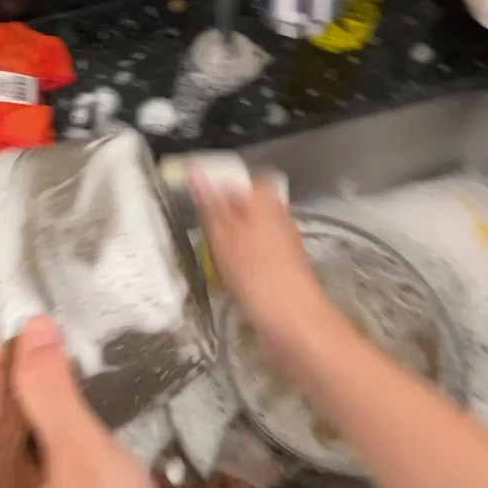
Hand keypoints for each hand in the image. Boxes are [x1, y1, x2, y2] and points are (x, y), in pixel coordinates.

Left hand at [0, 317, 177, 487]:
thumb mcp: (78, 450)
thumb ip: (51, 391)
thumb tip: (31, 325)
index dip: (12, 337)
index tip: (54, 322)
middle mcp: (11, 458)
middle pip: (10, 382)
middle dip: (39, 350)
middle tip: (82, 338)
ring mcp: (41, 471)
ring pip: (38, 401)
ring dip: (61, 373)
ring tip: (96, 357)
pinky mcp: (71, 479)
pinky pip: (62, 421)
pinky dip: (79, 398)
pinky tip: (107, 397)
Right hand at [190, 170, 327, 337]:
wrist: (293, 318)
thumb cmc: (254, 270)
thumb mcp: (222, 230)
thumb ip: (208, 198)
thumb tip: (195, 169)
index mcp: (264, 195)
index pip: (232, 179)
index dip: (212, 190)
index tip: (197, 207)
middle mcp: (277, 211)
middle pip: (239, 206)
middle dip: (220, 220)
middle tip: (206, 238)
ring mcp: (283, 238)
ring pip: (245, 231)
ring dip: (229, 244)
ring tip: (218, 262)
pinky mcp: (284, 264)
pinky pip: (254, 253)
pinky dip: (241, 262)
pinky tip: (234, 279)